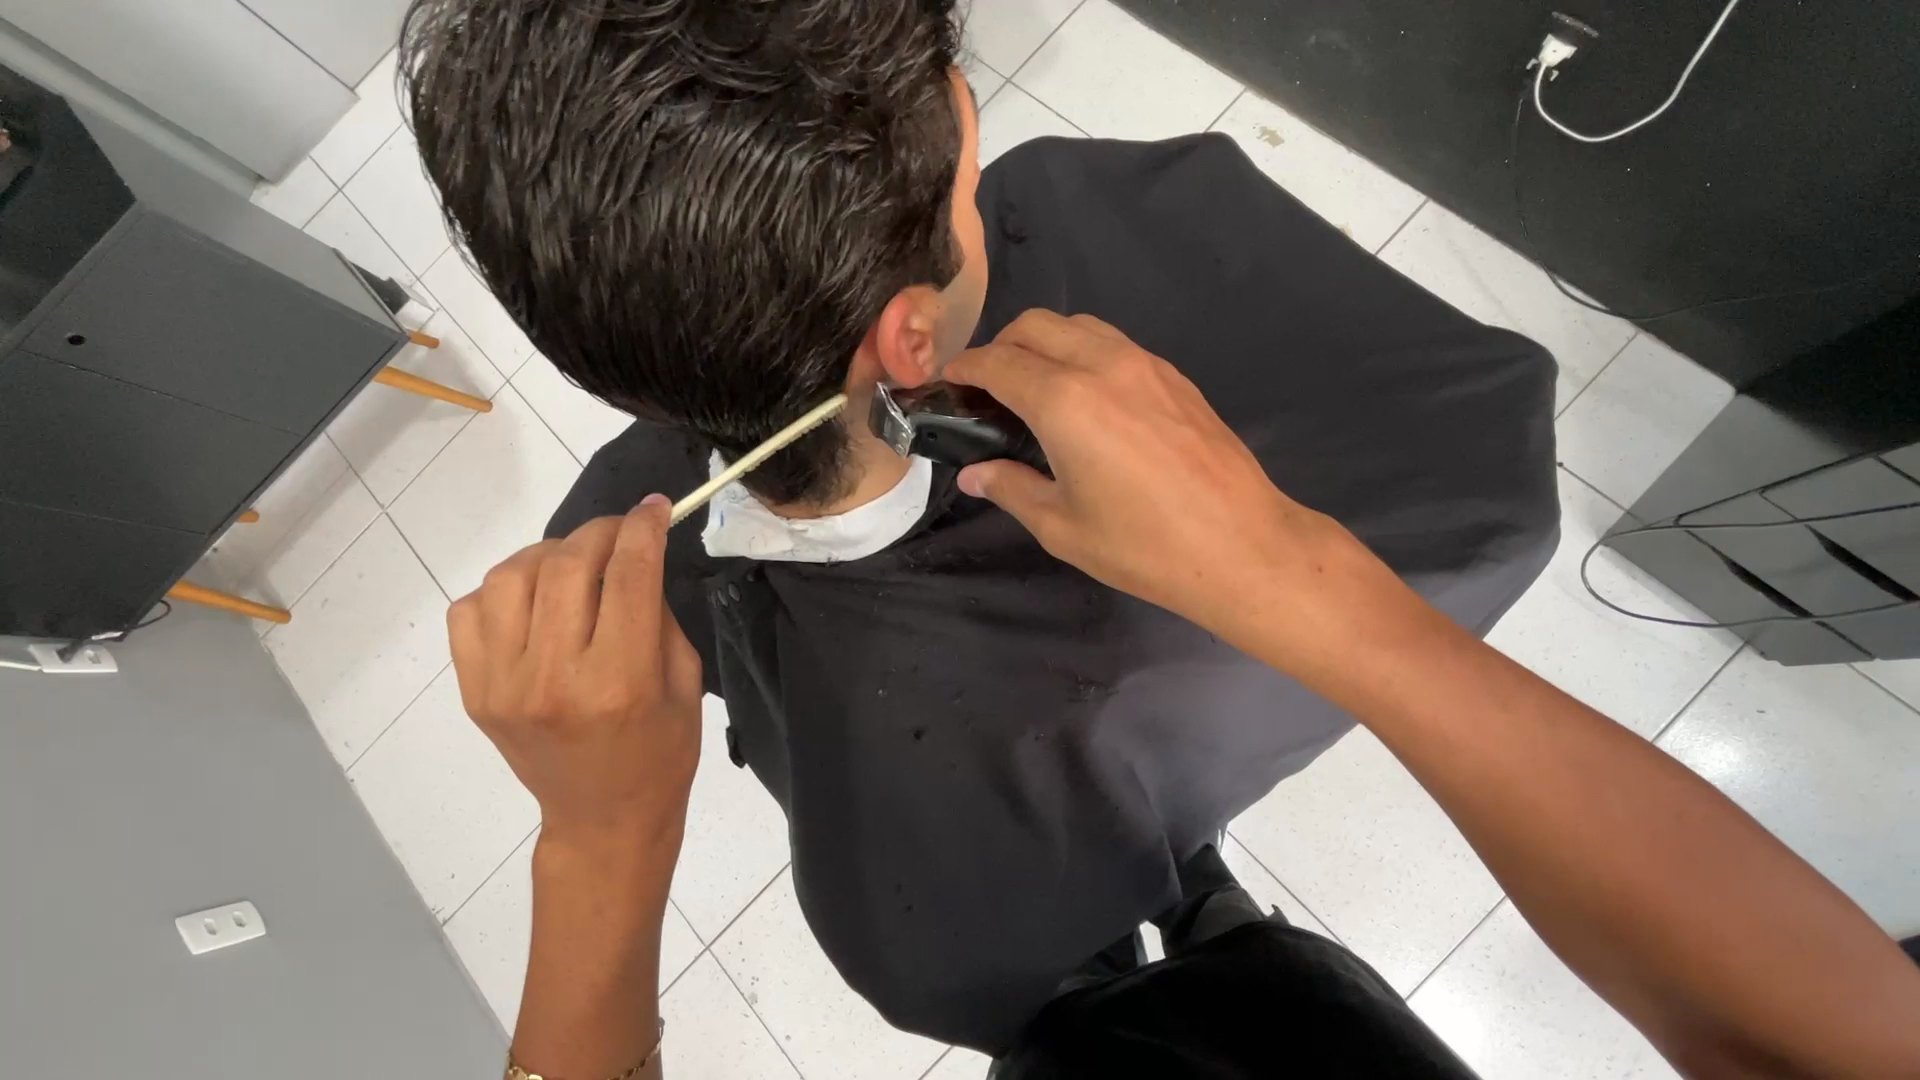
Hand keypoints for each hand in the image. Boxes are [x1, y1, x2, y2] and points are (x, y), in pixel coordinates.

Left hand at [447, 496, 702, 846]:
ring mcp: (504, 685)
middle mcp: (556, 677)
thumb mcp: (685, 681)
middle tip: (621, 533)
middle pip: (567, 565)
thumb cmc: (662, 752)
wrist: (602, 816)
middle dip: (601, 532)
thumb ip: (658, 616)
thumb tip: (635, 558)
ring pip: (511, 576)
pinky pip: (470, 610)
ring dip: (550, 554)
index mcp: (622, 679)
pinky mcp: (475, 692)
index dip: (643, 528)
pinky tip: (534, 601)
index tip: (655, 507)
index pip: (628, 575)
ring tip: (575, 565)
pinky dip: (503, 589)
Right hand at [946, 311, 1383, 659]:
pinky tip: (1085, 397)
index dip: (965, 368)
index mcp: (1065, 402)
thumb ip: (1010, 489)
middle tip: (989, 389)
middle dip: (1000, 346)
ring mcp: (1144, 365)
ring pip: (1078, 325)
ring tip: (1035, 387)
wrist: (1241, 544)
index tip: (949, 383)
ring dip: (1044, 343)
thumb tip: (973, 474)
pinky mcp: (1173, 376)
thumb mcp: (1062, 527)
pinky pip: (1114, 343)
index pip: (998, 363)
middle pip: (1036, 325)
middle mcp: (1102, 366)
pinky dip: (1083, 352)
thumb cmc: (1142, 546)